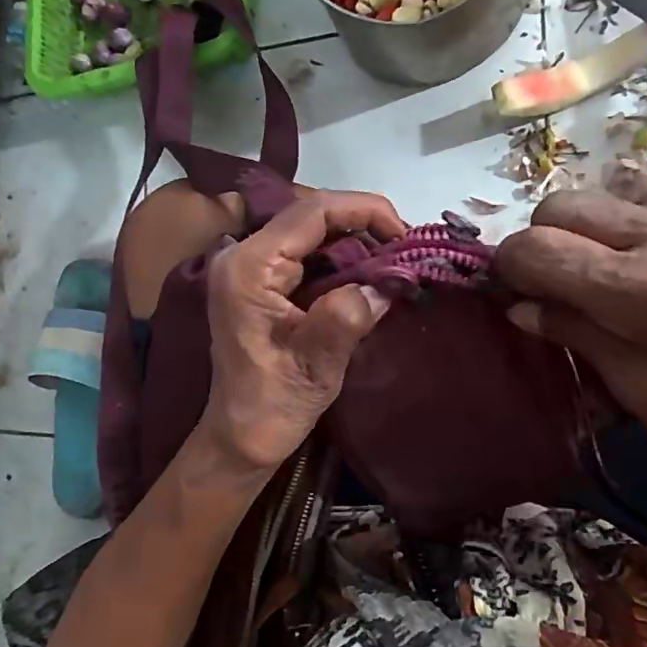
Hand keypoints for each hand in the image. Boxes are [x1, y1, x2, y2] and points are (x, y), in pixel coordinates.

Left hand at [197, 191, 405, 474]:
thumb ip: (346, 317)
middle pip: (311, 216)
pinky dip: (340, 258)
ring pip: (310, 231)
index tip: (405, 235)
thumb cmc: (272, 404)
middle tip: (404, 251)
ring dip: (354, 241)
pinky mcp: (258, 281)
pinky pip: (305, 253)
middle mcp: (242, 255)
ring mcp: (247, 266)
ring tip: (393, 263)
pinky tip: (366, 274)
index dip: (365, 210)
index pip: (312, 212)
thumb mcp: (315, 365)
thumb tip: (383, 284)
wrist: (240, 435)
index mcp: (248, 268)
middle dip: (363, 225)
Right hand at [494, 190, 646, 467]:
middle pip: (559, 208)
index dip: (511, 269)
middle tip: (548, 288)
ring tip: (590, 279)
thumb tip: (518, 304)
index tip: (513, 296)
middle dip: (539, 246)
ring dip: (573, 237)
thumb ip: (574, 333)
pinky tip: (627, 265)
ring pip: (587, 200)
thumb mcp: (634, 389)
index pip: (541, 249)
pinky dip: (608, 232)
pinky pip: (625, 202)